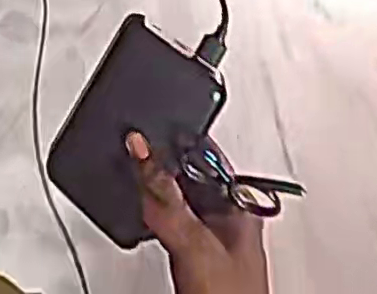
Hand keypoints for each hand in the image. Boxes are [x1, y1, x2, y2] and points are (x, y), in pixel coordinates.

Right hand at [126, 131, 269, 293]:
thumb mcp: (193, 242)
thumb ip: (165, 194)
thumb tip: (141, 146)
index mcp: (240, 207)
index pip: (205, 152)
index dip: (176, 134)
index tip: (147, 124)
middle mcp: (226, 218)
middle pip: (186, 169)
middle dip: (160, 158)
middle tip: (136, 148)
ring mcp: (208, 237)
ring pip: (174, 193)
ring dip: (153, 184)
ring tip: (137, 177)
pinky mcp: (189, 253)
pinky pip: (164, 214)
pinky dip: (149, 208)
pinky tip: (142, 210)